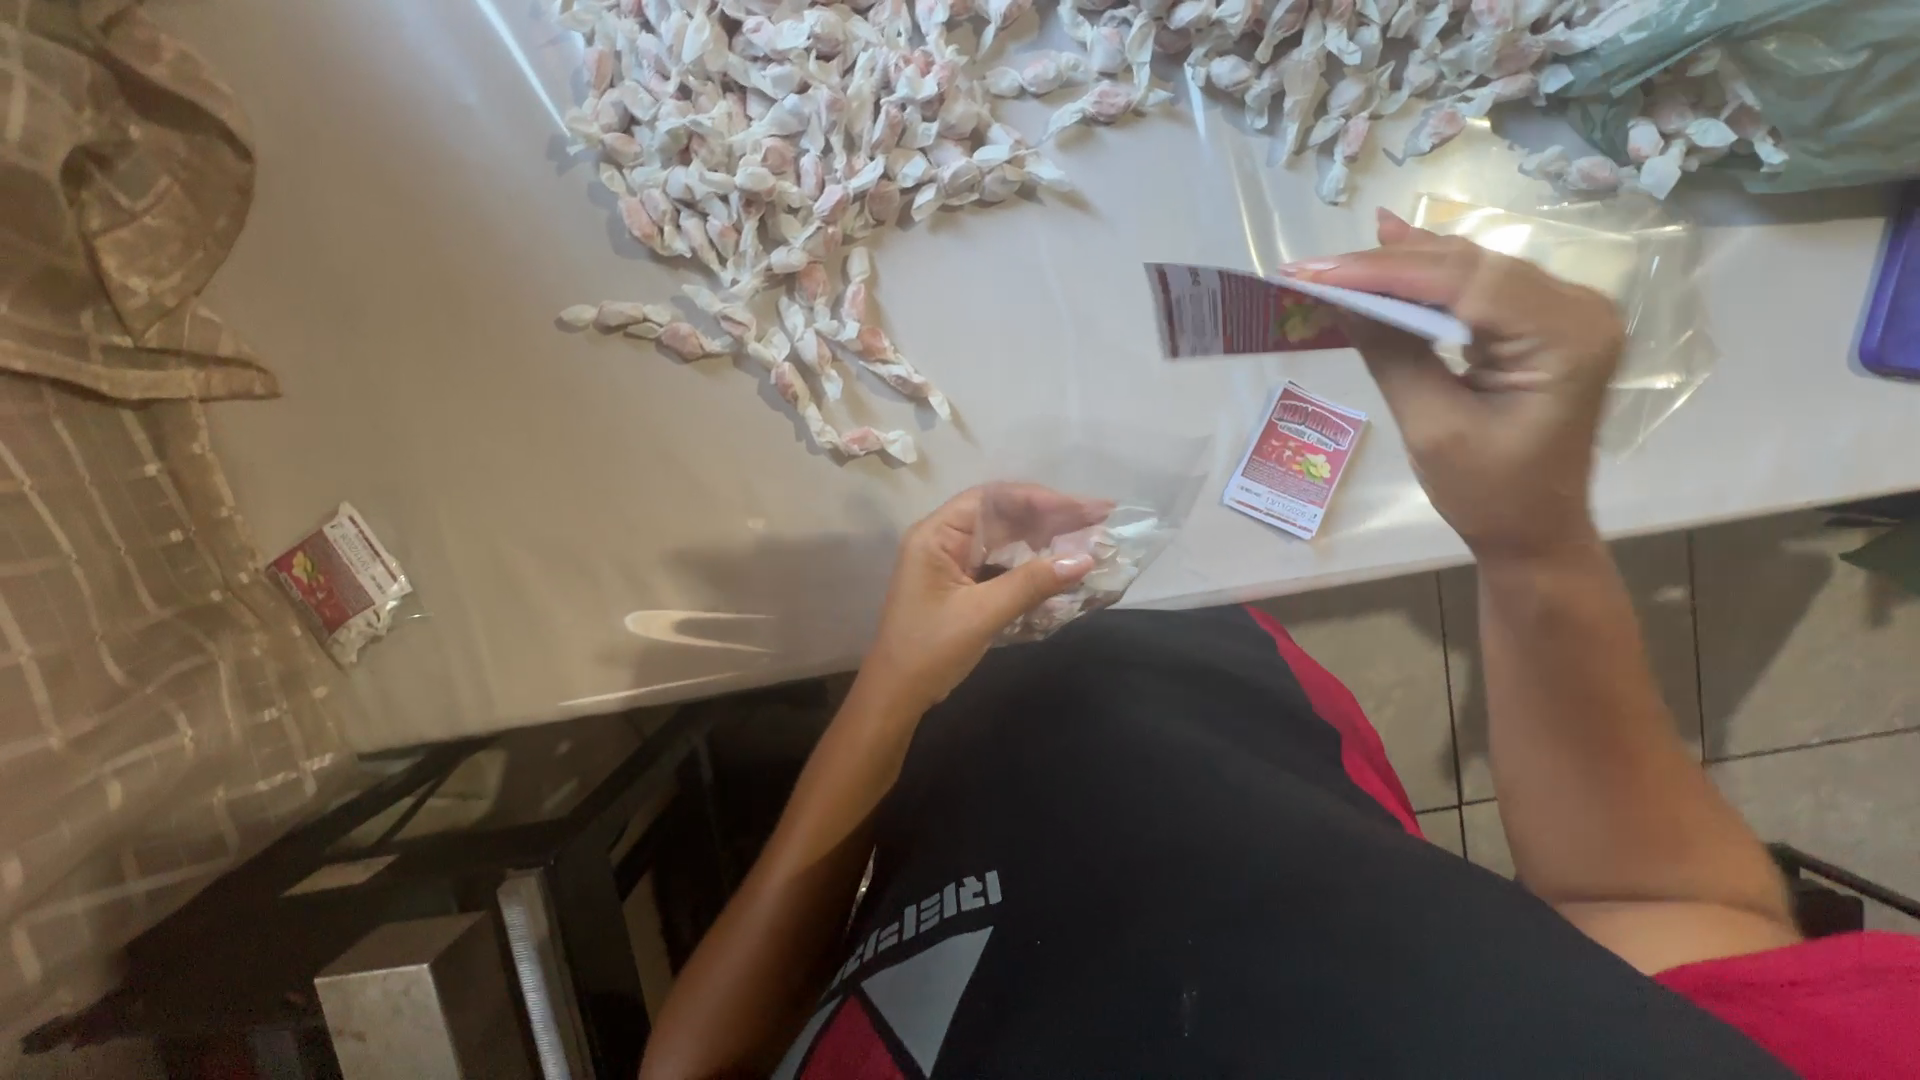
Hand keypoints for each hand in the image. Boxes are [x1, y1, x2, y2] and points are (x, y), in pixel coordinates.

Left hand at [859, 485, 1108, 712]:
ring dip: (1045, 538)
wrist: (896, 695)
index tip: (1084, 509)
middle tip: (1099, 519)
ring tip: (1089, 538)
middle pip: (1003, 514)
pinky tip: (1061, 566)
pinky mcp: (963, 584)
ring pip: (1006, 538)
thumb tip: (1084, 559)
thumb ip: (1032, 583)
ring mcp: (953, 562)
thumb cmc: (929, 650)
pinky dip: (1032, 563)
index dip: (1042, 499)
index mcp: (936, 534)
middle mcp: (944, 539)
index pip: (994, 498)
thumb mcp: (982, 614)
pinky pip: (1002, 562)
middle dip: (1050, 516)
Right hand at [1287, 210, 1625, 560]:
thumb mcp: (1432, 427)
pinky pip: (1477, 288)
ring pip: (1470, 270)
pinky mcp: (1541, 322)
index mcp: (1565, 337)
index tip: (1317, 272)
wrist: (1534, 529)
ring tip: (1335, 260)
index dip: (1386, 271)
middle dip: (1385, 265)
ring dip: (1400, 265)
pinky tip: (1391, 248)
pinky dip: (1426, 278)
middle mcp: (1576, 308)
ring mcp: (1562, 312)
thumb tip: (1340, 301)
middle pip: (1468, 268)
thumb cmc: (1488, 493)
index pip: (1466, 283)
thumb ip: (1392, 355)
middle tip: (1311, 266)